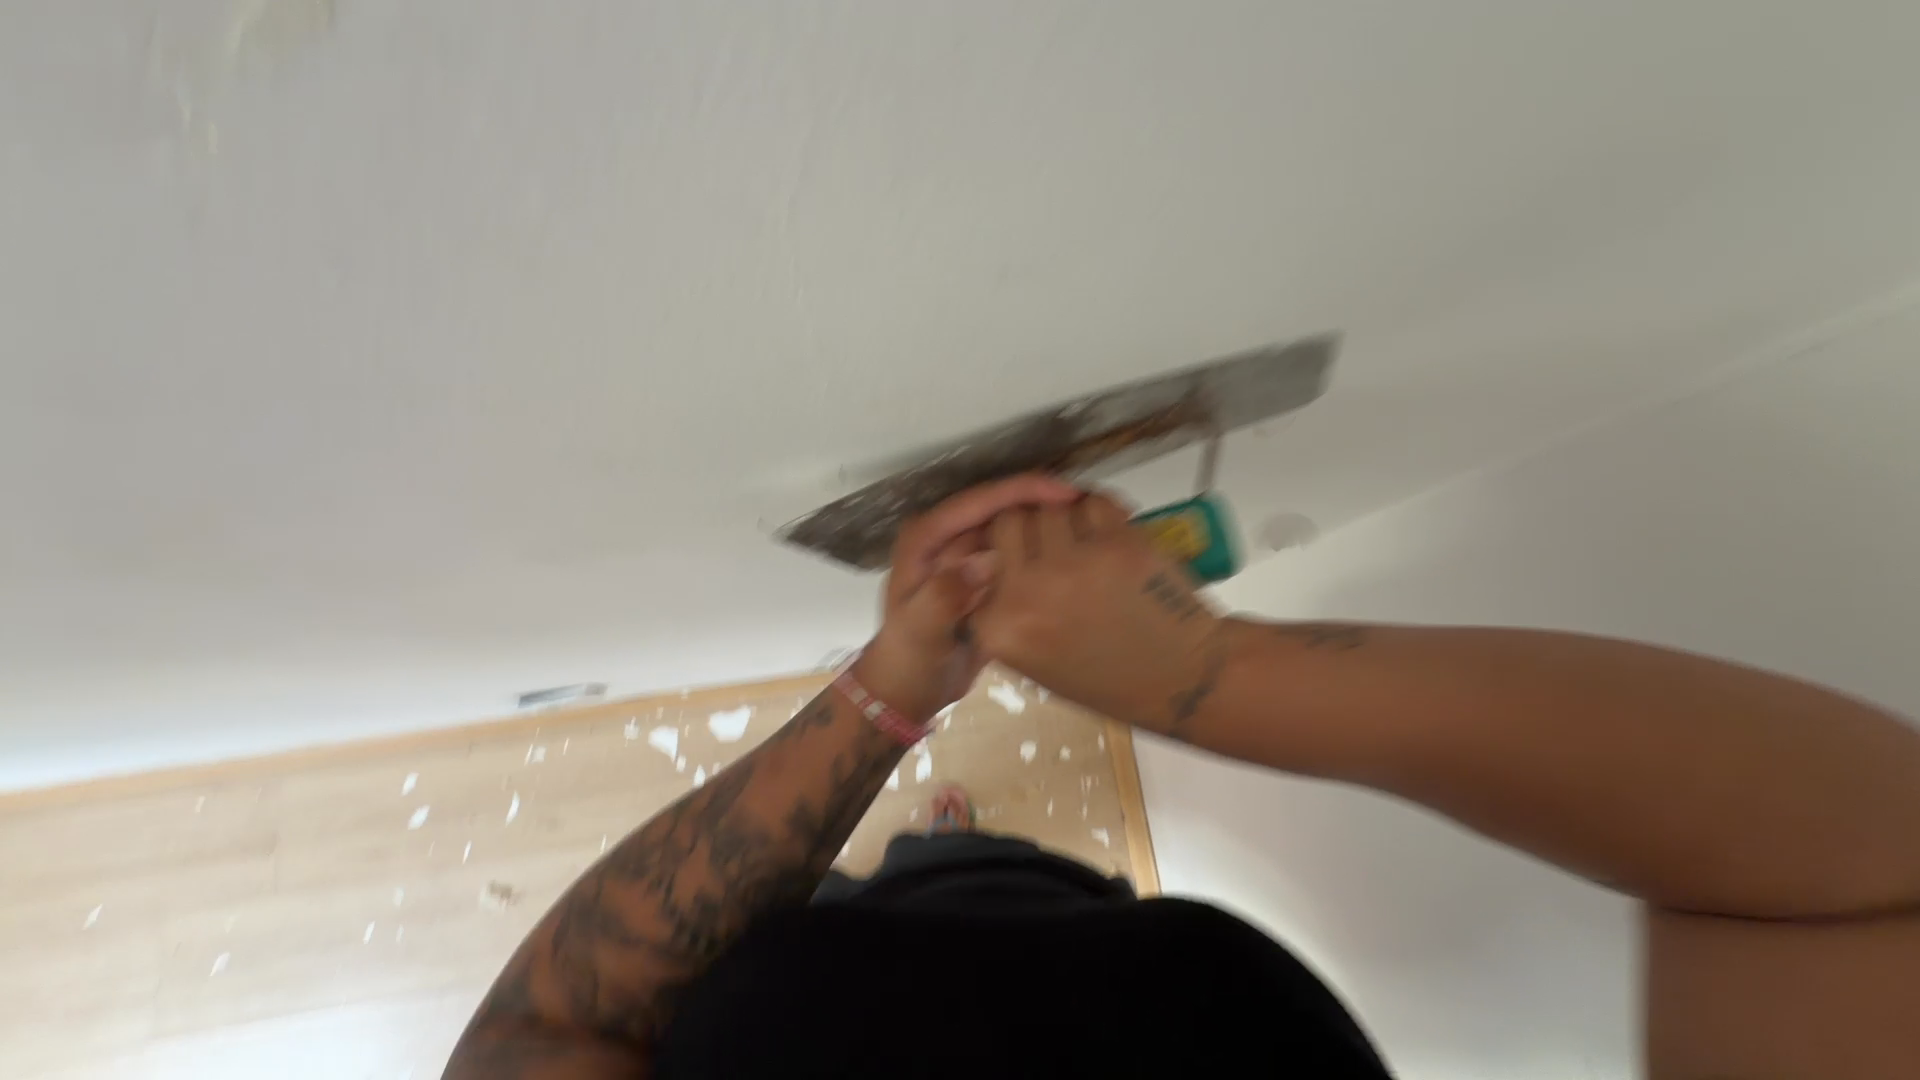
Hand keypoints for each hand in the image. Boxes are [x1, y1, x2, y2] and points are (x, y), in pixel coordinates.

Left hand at [855, 474, 1081, 720]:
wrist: (909, 689)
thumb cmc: (909, 660)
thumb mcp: (920, 632)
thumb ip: (944, 596)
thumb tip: (987, 563)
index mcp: (926, 538)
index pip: (978, 501)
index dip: (1023, 491)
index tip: (1068, 495)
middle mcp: (947, 537)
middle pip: (1000, 507)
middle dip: (1043, 502)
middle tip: (1092, 508)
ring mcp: (967, 556)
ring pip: (1013, 528)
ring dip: (1048, 524)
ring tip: (1093, 524)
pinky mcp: (984, 575)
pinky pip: (1018, 554)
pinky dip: (1044, 552)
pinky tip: (1077, 553)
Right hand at [969, 494, 1228, 733]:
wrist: (1176, 679)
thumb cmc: (1104, 674)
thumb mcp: (1030, 656)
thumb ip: (1005, 607)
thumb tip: (994, 550)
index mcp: (999, 627)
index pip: (981, 556)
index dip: (1004, 549)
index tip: (1023, 554)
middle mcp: (1026, 592)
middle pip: (1011, 519)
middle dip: (1032, 525)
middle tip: (1055, 543)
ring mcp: (1072, 565)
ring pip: (1052, 505)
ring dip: (1068, 517)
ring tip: (1088, 543)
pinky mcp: (1117, 544)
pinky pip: (1094, 502)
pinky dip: (1103, 513)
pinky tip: (1112, 537)